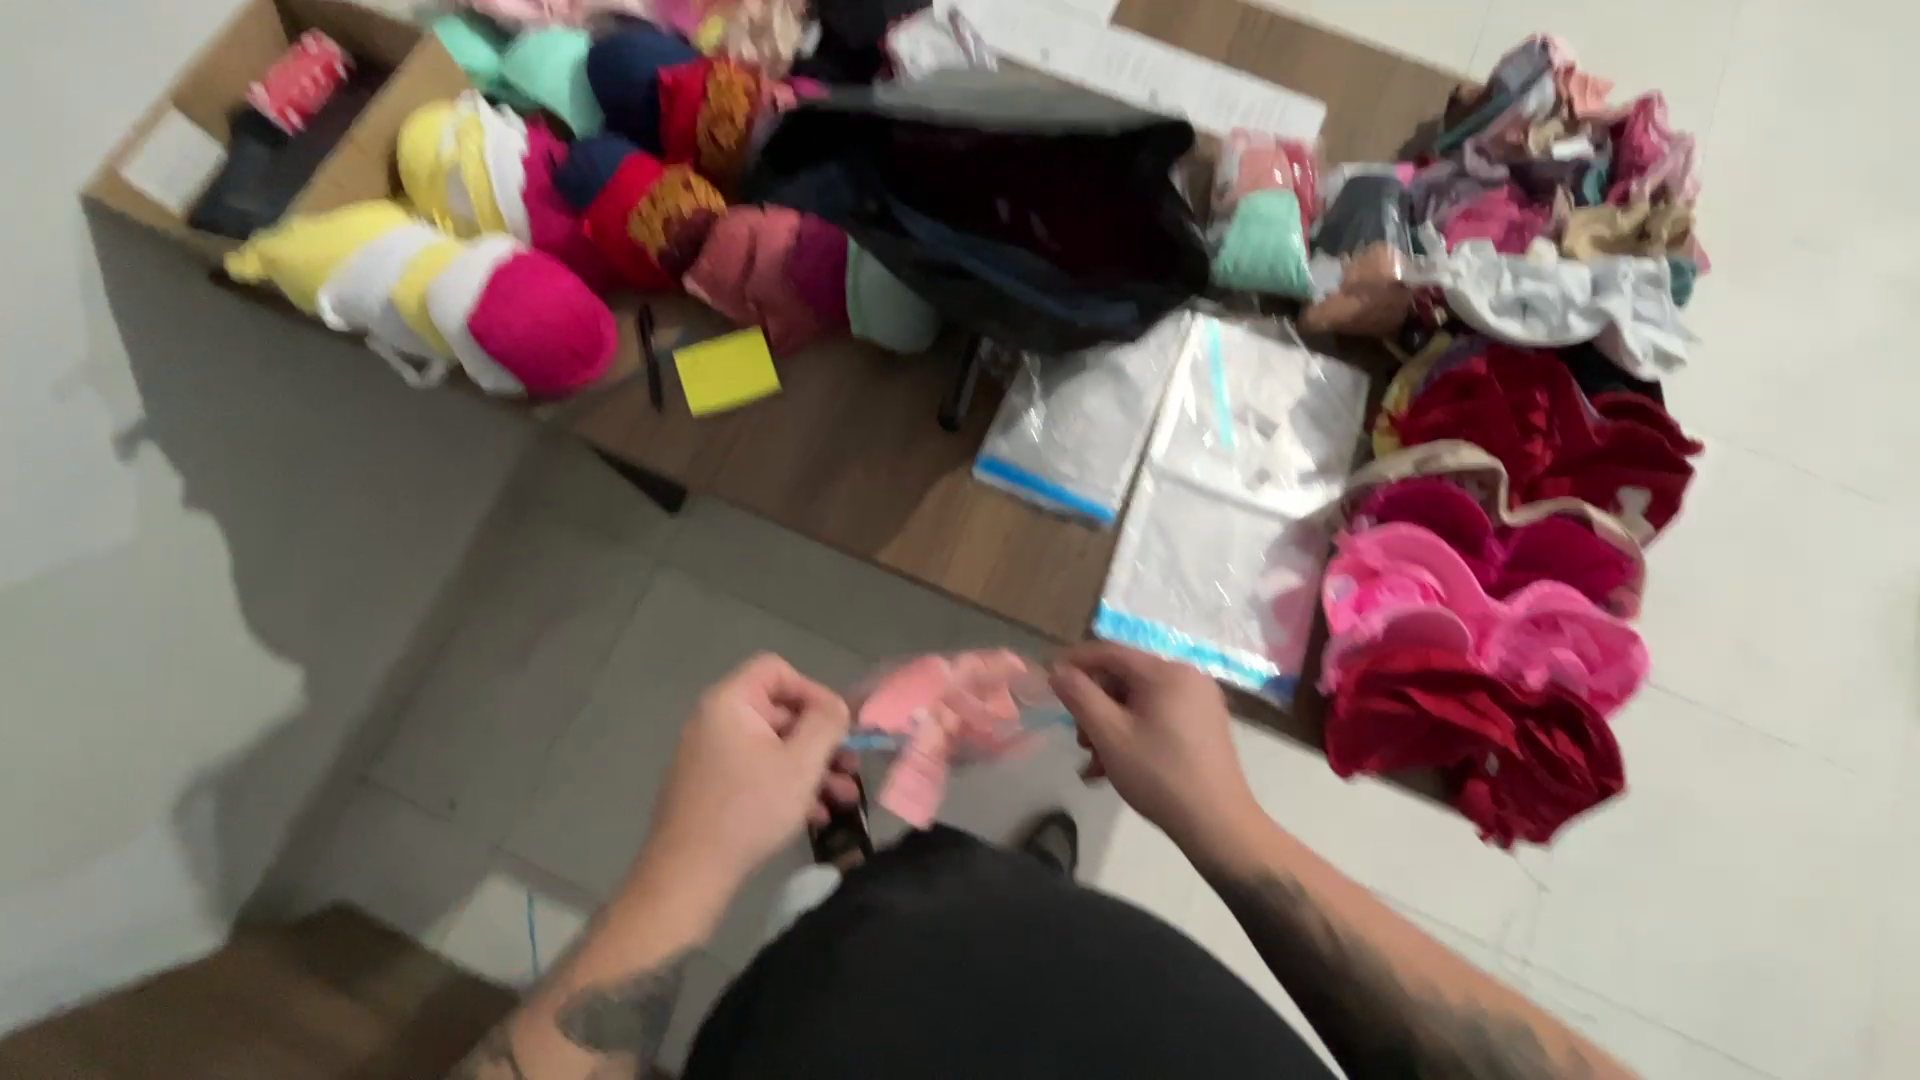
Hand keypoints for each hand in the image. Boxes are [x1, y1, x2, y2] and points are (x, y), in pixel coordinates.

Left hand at [637, 654, 857, 895]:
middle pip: (780, 712)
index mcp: (730, 703)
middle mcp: (715, 721)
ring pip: (773, 747)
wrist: (687, 875)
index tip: (836, 724)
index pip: (776, 670)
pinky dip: (787, 785)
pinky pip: (757, 771)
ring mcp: (710, 756)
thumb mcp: (801, 763)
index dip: (812, 690)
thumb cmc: (749, 809)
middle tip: (852, 766)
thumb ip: (826, 723)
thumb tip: (837, 706)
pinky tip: (816, 815)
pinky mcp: (711, 787)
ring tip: (844, 797)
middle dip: (821, 740)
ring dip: (812, 768)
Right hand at [1051, 643, 1262, 853]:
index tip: (1049, 678)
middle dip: (1095, 705)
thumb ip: (1079, 696)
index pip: (1110, 652)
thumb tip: (1058, 670)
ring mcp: (1199, 701)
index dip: (1076, 662)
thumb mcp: (1110, 734)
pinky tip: (1117, 763)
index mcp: (1166, 672)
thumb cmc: (1159, 775)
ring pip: (1139, 700)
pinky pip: (1158, 714)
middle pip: (1125, 677)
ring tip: (1096, 760)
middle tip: (1080, 739)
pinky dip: (1133, 731)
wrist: (1218, 825)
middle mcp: (1187, 677)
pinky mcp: (1204, 724)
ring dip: (1111, 724)